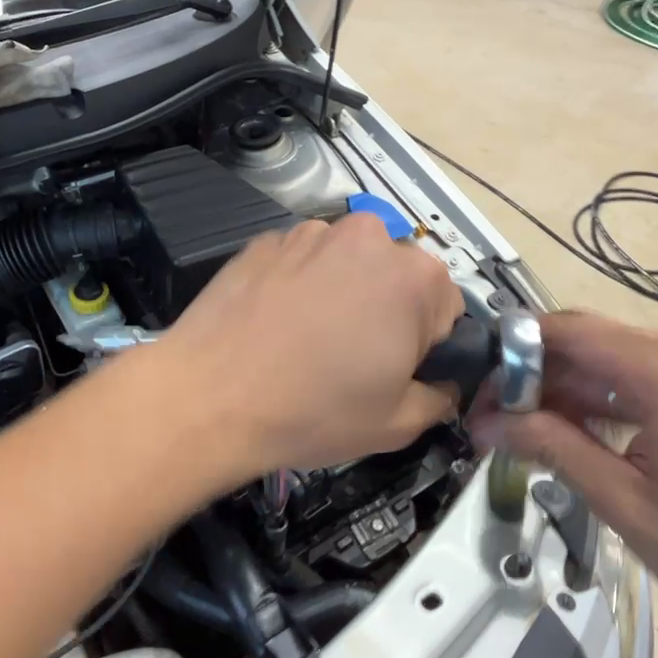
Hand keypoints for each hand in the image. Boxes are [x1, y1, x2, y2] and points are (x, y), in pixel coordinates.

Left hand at [144, 215, 464, 485]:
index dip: (424, 344)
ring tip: (307, 344)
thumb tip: (441, 386)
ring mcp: (310, 233)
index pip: (447, 307)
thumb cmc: (311, 411)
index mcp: (415, 278)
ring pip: (346, 264)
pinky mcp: (265, 240)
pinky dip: (297, 286)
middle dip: (384, 310)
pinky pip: (300, 261)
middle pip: (396, 275)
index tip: (395, 369)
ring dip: (340, 293)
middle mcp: (368, 238)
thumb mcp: (397, 424)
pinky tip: (275, 326)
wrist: (210, 396)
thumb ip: (439, 398)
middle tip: (352, 359)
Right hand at [468, 312, 657, 651]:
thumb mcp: (625, 505)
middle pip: (589, 343)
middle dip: (536, 380)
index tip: (480, 399)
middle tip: (495, 427)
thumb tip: (486, 423)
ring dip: (568, 394)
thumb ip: (552, 447)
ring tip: (531, 439)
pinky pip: (646, 377)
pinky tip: (582, 438)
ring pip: (614, 361)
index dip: (513, 358)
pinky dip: (607, 401)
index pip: (567, 332)